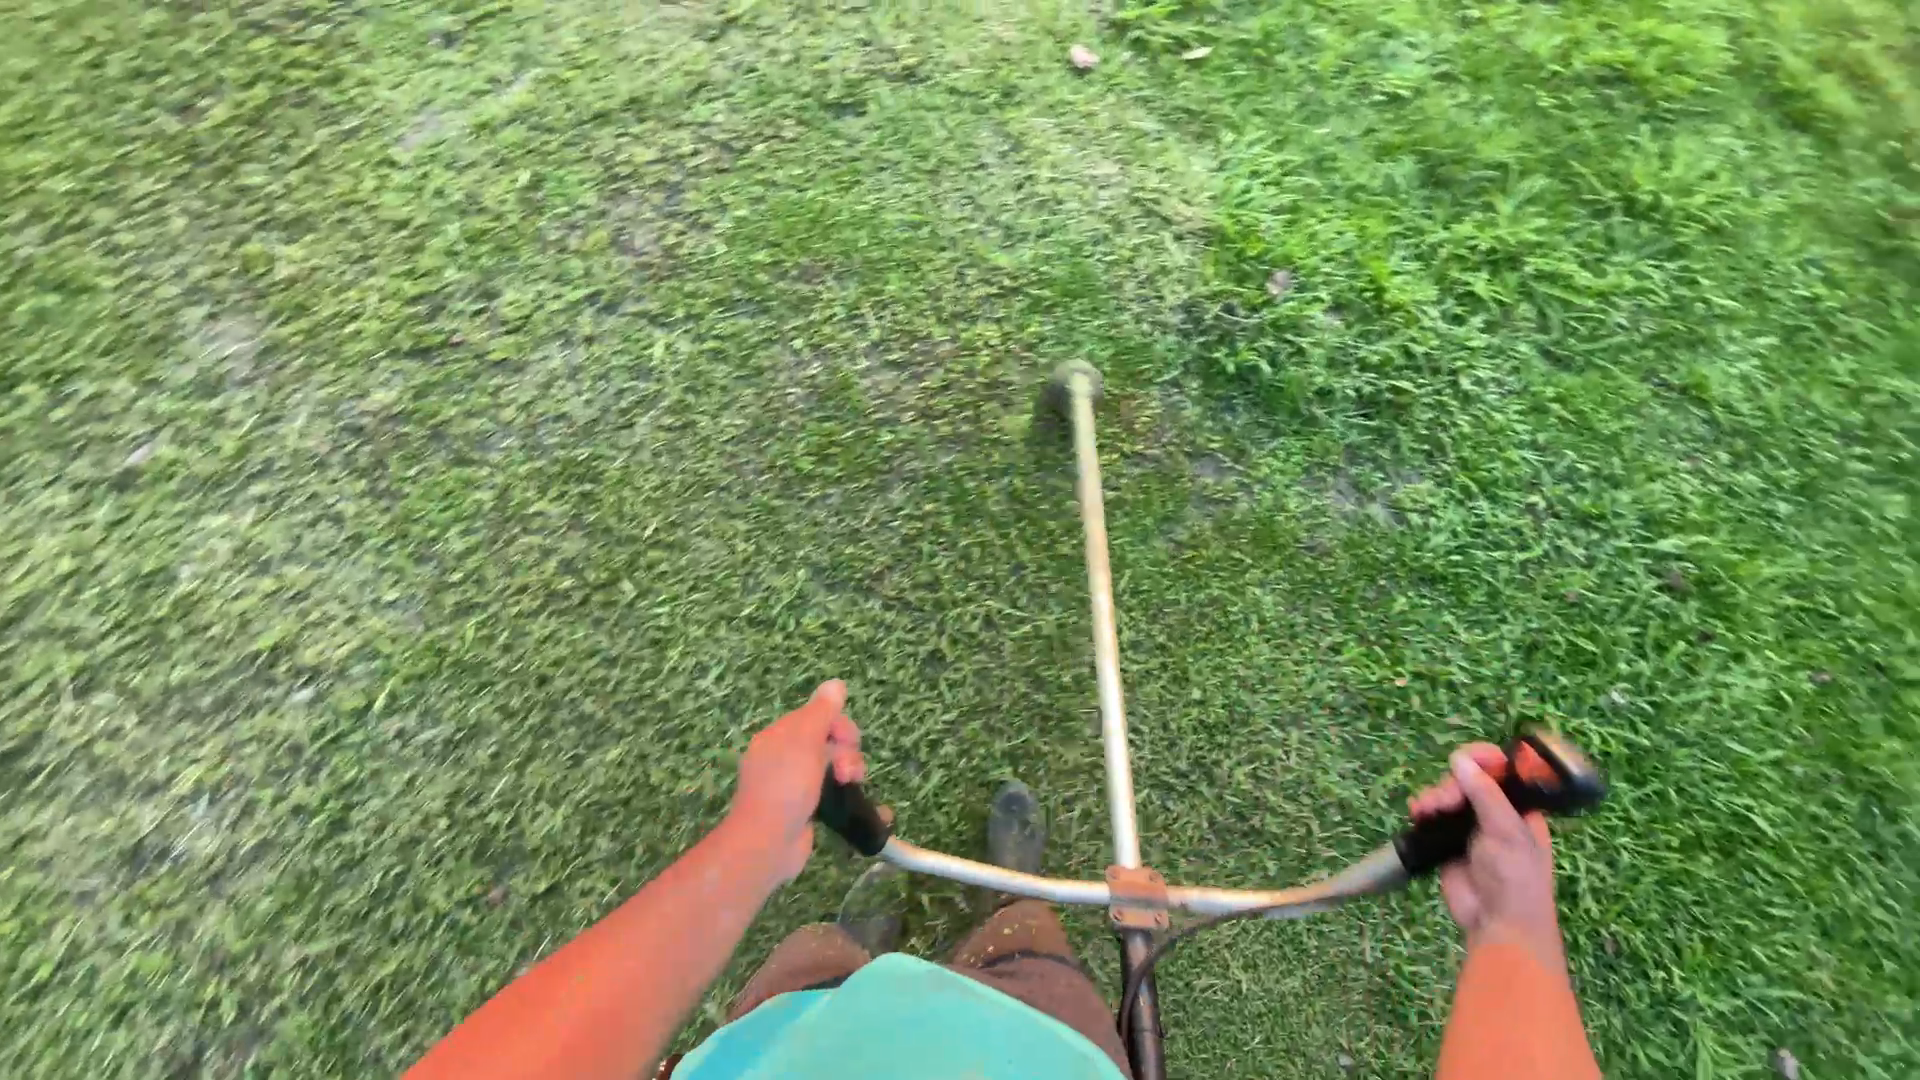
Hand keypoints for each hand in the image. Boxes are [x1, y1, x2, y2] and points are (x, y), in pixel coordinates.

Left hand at [725, 680, 864, 883]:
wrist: (768, 843)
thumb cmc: (785, 786)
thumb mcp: (805, 740)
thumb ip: (822, 712)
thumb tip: (836, 683)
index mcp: (778, 736)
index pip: (816, 717)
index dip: (838, 726)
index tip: (849, 741)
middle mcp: (783, 756)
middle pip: (827, 741)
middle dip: (846, 750)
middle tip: (848, 770)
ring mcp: (793, 784)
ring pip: (831, 766)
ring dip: (849, 770)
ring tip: (851, 785)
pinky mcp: (804, 808)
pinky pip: (830, 790)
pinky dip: (845, 793)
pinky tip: (858, 801)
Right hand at [1408, 743, 1565, 973]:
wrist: (1496, 922)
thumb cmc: (1516, 878)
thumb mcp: (1507, 831)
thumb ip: (1485, 794)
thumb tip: (1459, 759)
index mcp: (1520, 808)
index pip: (1503, 770)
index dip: (1485, 759)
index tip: (1466, 759)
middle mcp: (1495, 812)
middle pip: (1468, 778)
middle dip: (1452, 784)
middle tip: (1443, 801)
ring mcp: (1470, 826)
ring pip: (1447, 794)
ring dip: (1434, 796)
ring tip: (1424, 810)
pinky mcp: (1447, 839)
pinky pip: (1432, 813)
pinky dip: (1423, 809)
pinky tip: (1418, 813)